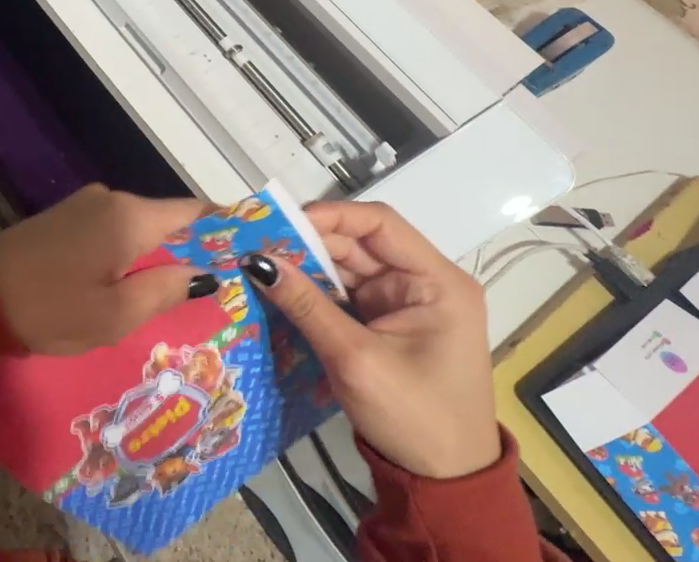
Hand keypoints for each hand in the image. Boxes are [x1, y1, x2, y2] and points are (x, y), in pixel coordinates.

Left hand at [0, 185, 215, 355]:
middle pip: (169, 219)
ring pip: (140, 226)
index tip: (250, 257)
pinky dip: (131, 253)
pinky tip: (137, 284)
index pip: (195, 211)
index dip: (225, 231)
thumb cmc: (52, 309)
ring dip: (160, 254)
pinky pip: (114, 230)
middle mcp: (110, 198)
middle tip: (222, 290)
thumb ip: (166, 288)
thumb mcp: (117, 314)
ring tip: (184, 294)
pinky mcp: (66, 216)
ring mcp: (85, 204)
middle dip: (194, 249)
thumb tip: (207, 272)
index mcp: (129, 216)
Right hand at [242, 200, 500, 479]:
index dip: (329, 215)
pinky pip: (341, 292)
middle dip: (306, 243)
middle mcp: (422, 282)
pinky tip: (277, 288)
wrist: (444, 482)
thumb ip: (306, 304)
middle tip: (255, 245)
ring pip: (344, 266)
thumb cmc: (414, 416)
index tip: (279, 224)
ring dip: (304, 266)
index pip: (378, 223)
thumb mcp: (354, 358)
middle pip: (356, 243)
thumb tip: (255, 260)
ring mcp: (402, 302)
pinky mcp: (384, 321)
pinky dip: (311, 290)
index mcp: (437, 282)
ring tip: (257, 263)